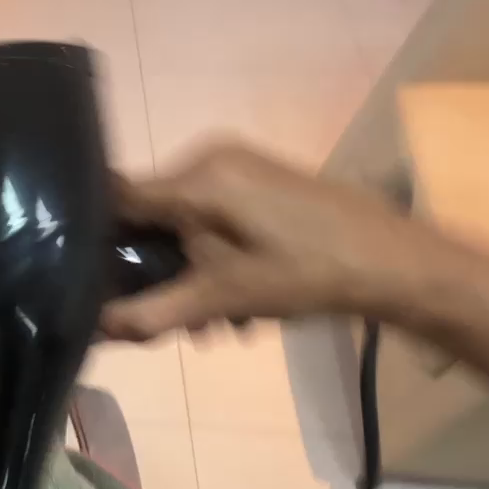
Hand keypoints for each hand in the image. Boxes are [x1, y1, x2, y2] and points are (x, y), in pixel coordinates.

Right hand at [103, 143, 456, 339]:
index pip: (113, 198)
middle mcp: (210, 159)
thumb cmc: (308, 274)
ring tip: (206, 323)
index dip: (92, 240)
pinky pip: (205, 219)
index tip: (86, 280)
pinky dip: (205, 260)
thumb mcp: (221, 300)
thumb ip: (149, 314)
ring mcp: (236, 168)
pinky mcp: (256, 182)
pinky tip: (228, 302)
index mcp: (198, 178)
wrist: (402, 265)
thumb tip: (90, 329)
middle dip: (147, 272)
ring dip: (180, 275)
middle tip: (161, 319)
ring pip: (175, 224)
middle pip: (145, 217)